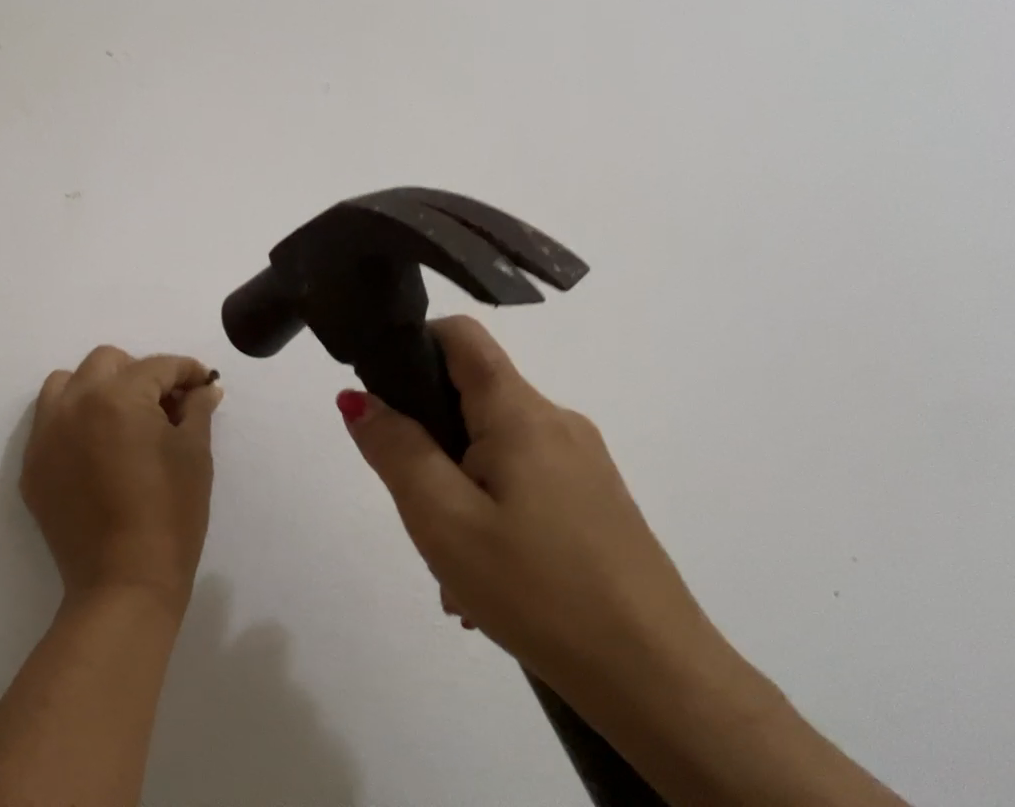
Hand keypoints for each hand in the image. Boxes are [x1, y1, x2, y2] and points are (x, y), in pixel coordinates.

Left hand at [24, 346, 223, 614]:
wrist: (123, 582)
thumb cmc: (170, 516)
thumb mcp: (194, 456)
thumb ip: (196, 411)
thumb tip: (203, 389)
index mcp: (116, 397)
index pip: (155, 366)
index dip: (185, 371)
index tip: (202, 384)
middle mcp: (72, 405)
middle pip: (105, 362)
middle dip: (138, 373)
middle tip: (164, 404)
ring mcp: (44, 436)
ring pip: (65, 385)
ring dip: (95, 389)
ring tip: (122, 420)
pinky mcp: (32, 467)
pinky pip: (49, 425)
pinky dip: (73, 423)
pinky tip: (97, 452)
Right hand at [339, 317, 726, 699]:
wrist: (656, 678)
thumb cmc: (537, 589)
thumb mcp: (443, 519)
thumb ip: (396, 449)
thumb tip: (358, 397)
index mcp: (521, 413)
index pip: (460, 336)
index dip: (410, 345)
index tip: (378, 397)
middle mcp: (557, 424)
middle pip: (470, 400)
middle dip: (426, 442)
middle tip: (413, 507)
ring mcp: (582, 466)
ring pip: (491, 452)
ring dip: (454, 492)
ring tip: (449, 566)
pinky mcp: (594, 503)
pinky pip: (521, 487)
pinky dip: (488, 515)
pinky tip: (484, 582)